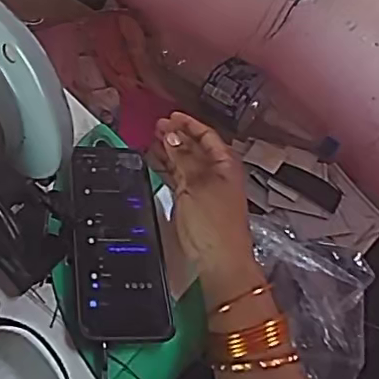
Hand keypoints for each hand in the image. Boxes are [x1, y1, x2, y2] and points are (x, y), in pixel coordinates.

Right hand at [155, 112, 260, 292]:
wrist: (218, 261)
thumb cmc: (216, 226)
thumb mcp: (196, 184)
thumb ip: (183, 158)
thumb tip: (172, 136)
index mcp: (225, 165)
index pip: (207, 135)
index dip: (189, 124)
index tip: (172, 116)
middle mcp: (217, 174)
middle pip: (195, 147)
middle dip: (177, 135)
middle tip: (157, 126)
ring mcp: (204, 188)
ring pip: (185, 162)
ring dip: (169, 150)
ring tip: (153, 141)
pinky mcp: (193, 202)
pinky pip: (178, 177)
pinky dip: (167, 167)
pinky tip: (156, 162)